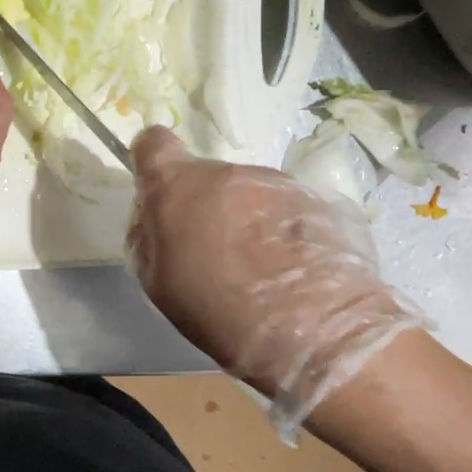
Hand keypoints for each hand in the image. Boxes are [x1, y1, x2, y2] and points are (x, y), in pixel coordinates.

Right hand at [128, 126, 424, 440]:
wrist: (308, 328)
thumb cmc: (215, 309)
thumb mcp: (157, 282)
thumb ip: (149, 238)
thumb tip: (153, 219)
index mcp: (179, 188)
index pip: (153, 144)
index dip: (151, 162)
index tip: (157, 190)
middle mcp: (230, 172)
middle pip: (208, 178)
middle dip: (207, 207)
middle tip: (214, 255)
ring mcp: (281, 182)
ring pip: (252, 194)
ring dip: (249, 221)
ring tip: (259, 269)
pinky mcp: (322, 199)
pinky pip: (290, 211)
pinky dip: (285, 233)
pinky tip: (291, 271)